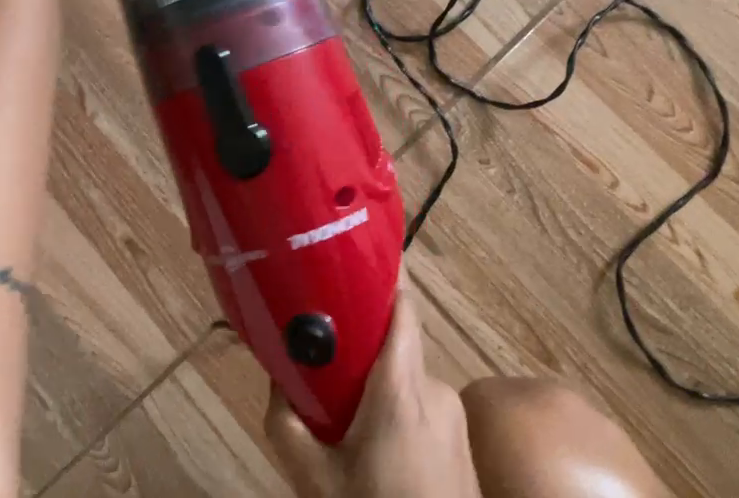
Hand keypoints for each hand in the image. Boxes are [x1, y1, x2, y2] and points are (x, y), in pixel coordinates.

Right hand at [266, 285, 480, 497]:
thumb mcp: (314, 481)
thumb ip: (286, 423)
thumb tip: (276, 379)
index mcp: (401, 388)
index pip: (402, 308)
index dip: (381, 278)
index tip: (349, 263)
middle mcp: (434, 389)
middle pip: (394, 345)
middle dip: (359, 349)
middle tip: (322, 363)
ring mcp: (454, 415)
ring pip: (405, 380)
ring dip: (376, 388)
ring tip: (345, 420)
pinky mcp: (461, 440)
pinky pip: (422, 406)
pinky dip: (395, 412)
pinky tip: (373, 449)